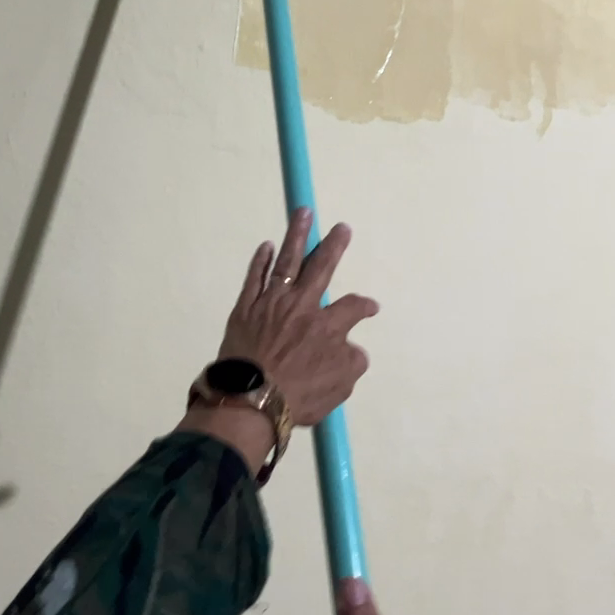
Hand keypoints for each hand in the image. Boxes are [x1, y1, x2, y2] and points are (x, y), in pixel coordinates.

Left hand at [219, 208, 377, 426]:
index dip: (365, 306)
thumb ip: (352, 363)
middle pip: (321, 268)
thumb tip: (353, 347)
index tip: (370, 308)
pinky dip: (260, 261)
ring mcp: (270, 303)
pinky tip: (267, 246)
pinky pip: (254, 278)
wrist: (250, 401)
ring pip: (286, 262)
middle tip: (341, 228)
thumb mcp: (340, 387)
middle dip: (334, 246)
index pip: (353, 307)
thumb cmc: (298, 397)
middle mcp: (301, 307)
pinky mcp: (244, 308)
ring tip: (303, 213)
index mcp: (327, 326)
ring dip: (296, 237)